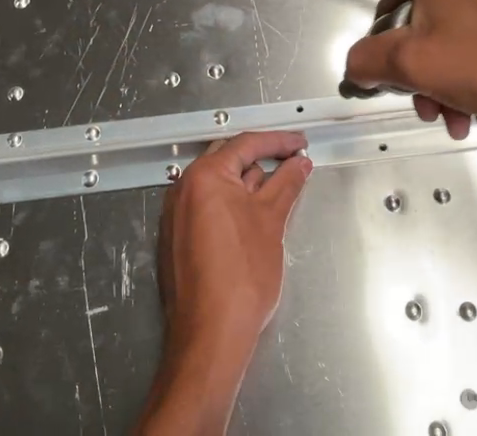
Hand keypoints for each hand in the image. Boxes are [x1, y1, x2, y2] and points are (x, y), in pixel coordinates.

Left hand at [137, 131, 313, 435]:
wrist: (211, 334)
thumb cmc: (242, 276)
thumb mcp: (272, 221)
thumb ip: (286, 184)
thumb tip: (299, 164)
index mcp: (204, 177)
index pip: (246, 144)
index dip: (278, 141)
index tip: (300, 143)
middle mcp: (183, 189)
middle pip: (228, 160)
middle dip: (262, 159)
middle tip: (291, 161)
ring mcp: (176, 215)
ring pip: (217, 185)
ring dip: (247, 184)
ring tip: (278, 190)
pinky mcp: (176, 239)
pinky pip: (207, 207)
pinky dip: (231, 205)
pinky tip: (253, 217)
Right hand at [343, 0, 476, 139]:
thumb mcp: (413, 66)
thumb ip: (368, 61)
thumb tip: (355, 65)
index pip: (386, 9)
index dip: (379, 49)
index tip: (387, 80)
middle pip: (422, 36)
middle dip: (422, 82)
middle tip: (432, 112)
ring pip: (455, 52)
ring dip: (451, 91)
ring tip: (466, 122)